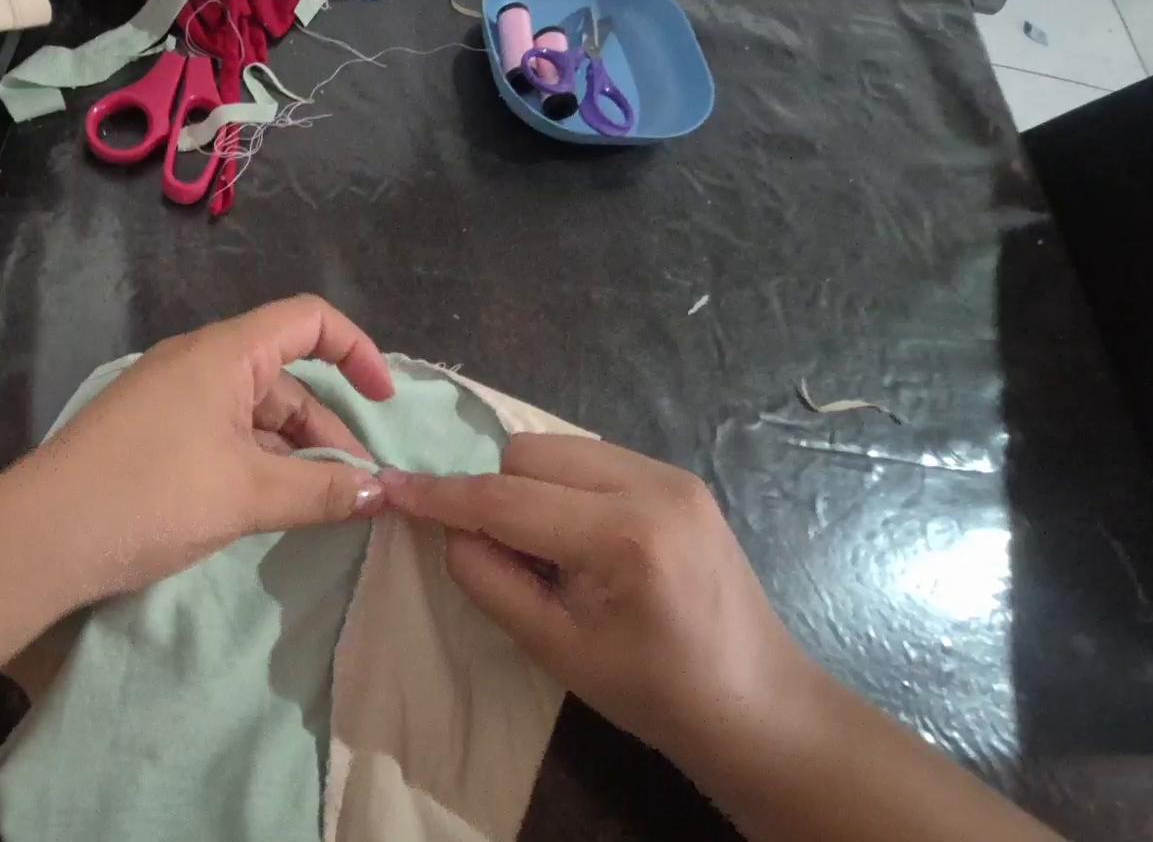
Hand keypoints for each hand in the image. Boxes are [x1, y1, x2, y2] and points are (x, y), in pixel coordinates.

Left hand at [0, 296, 394, 603]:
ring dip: (294, 453)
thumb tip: (381, 492)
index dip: (357, 350)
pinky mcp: (155, 434)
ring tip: (323, 505)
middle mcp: (199, 363)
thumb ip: (320, 490)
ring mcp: (173, 399)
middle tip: (358, 489)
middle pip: (285, 378)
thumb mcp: (246, 494)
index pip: (308, 320)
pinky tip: (272, 504)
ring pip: (255, 414)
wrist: (39, 539)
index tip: (384, 401)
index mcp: (224, 353)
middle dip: (328, 429)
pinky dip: (257, 463)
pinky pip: (224, 435)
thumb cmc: (150, 496)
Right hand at [382, 434, 819, 762]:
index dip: (440, 495)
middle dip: (490, 489)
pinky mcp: (676, 475)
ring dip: (522, 483)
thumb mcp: (553, 647)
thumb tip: (447, 528)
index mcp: (622, 537)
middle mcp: (650, 485)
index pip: (504, 499)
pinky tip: (571, 530)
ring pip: (553, 447)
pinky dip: (557, 484)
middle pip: (526, 454)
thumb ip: (486, 577)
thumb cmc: (652, 691)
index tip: (391, 487)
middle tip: (489, 544)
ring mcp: (669, 473)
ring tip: (536, 541)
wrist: (761, 706)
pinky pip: (586, 457)